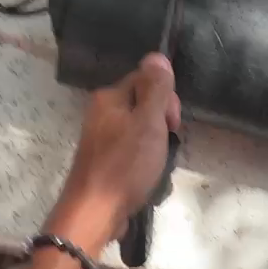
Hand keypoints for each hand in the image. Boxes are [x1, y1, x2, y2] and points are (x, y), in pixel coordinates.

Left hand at [45, 53, 181, 250]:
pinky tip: (147, 178)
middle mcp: (101, 113)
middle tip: (165, 147)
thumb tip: (158, 56)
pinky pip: (132, 153)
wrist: (95, 212)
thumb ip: (155, 89)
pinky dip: (144, 164)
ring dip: (156, 147)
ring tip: (157, 167)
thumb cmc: (124, 166)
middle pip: (144, 106)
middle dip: (162, 125)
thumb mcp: (148, 122)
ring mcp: (101, 140)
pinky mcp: (104, 163)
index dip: (166, 100)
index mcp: (109, 97)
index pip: (147, 80)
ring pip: (141, 132)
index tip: (171, 124)